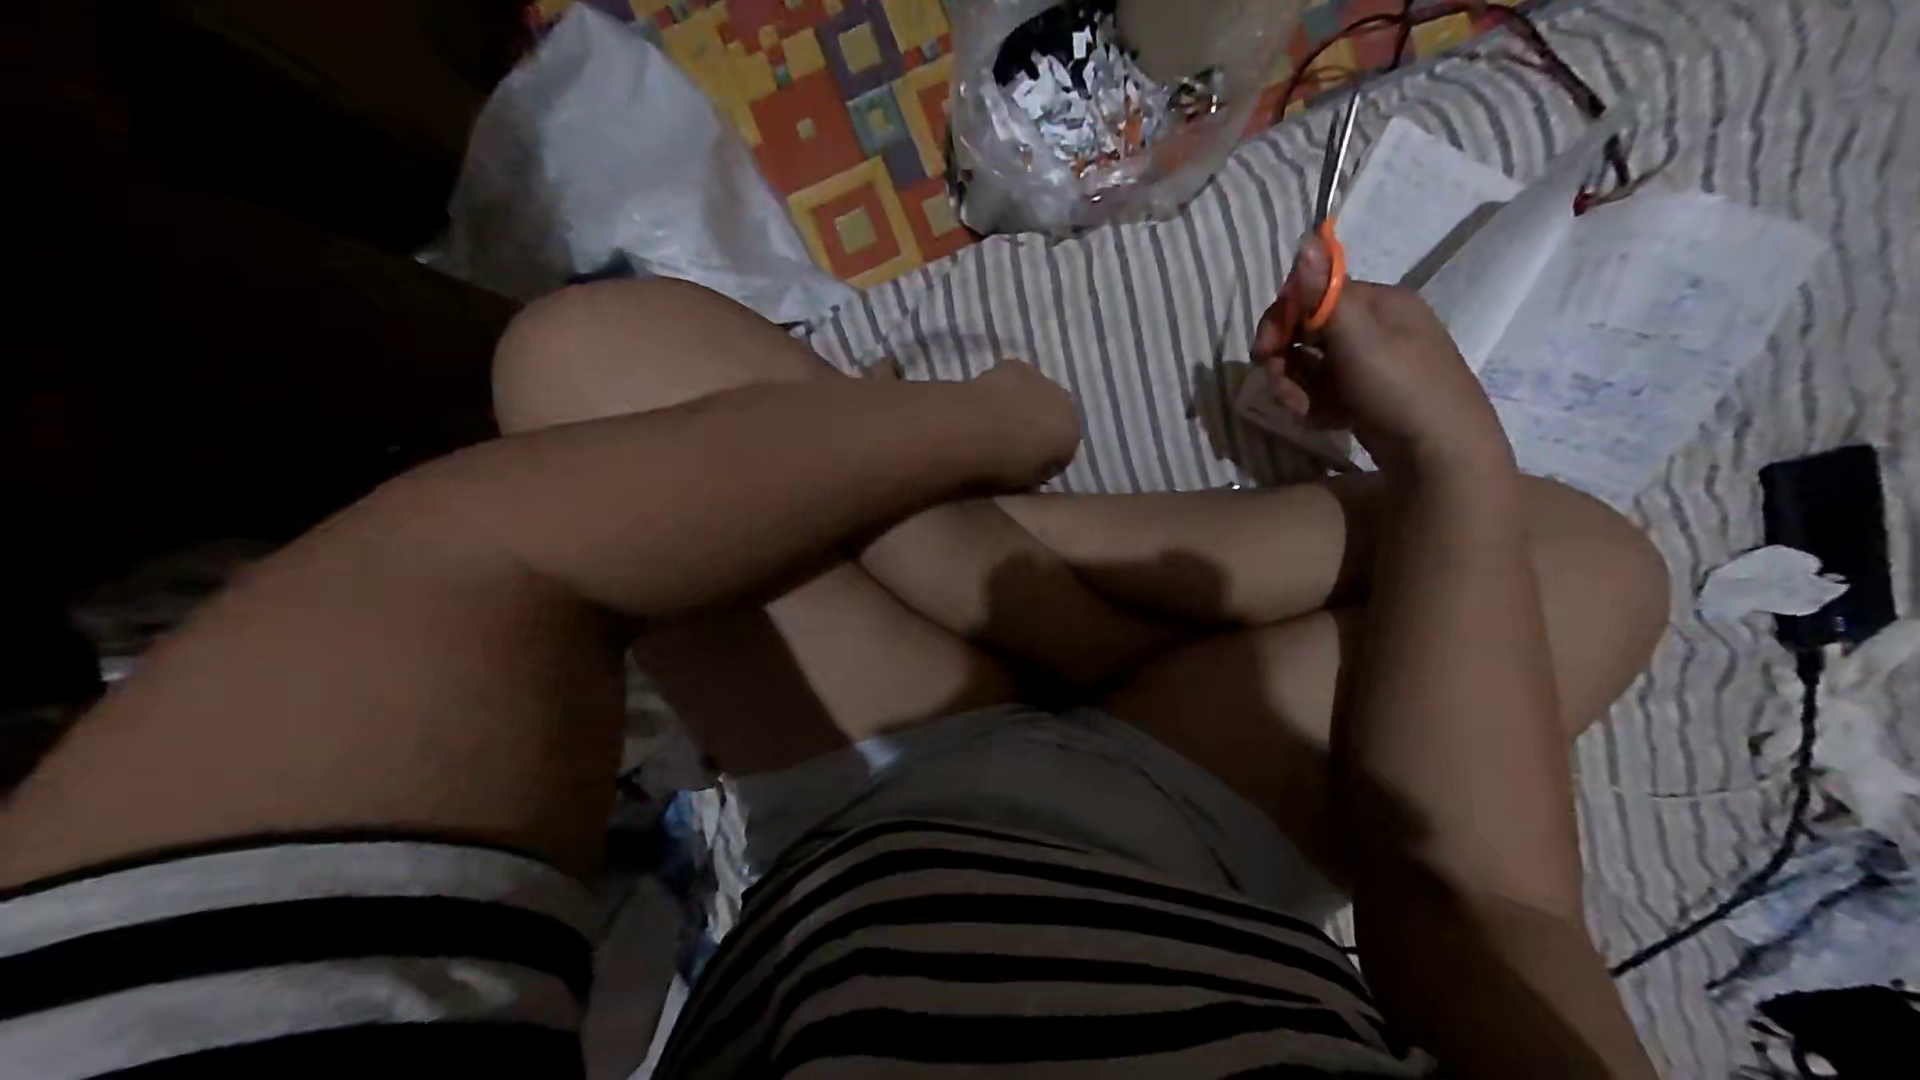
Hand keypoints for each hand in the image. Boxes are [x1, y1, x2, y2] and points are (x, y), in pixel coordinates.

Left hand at [964, 358, 1081, 488]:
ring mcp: (1042, 381)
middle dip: (1040, 424)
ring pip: (1037, 394)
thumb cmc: (1003, 464)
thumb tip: (1034, 465)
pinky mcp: (1018, 366)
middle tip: (1014, 438)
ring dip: (1024, 403)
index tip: (1029, 461)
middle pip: (1055, 415)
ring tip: (997, 418)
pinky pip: (1016, 379)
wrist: (976, 430)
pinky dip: (1006, 387)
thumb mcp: (1027, 480)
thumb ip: (1037, 470)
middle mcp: (1065, 405)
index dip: (1047, 455)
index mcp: (1071, 436)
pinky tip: (988, 399)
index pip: (1064, 448)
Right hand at [1252, 235, 1511, 474]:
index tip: (1263, 350)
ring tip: (1301, 409)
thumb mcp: (1359, 339)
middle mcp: (1374, 329)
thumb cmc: (1400, 389)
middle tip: (1277, 384)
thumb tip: (1306, 238)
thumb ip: (1326, 295)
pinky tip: (1321, 419)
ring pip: (1309, 367)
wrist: (1438, 454)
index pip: (1314, 295)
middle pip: (1306, 333)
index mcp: (1379, 304)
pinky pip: (1323, 393)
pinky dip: (1313, 405)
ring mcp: (1369, 366)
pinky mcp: (1364, 398)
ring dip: (1294, 387)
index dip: (1282, 320)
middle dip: (1284, 359)